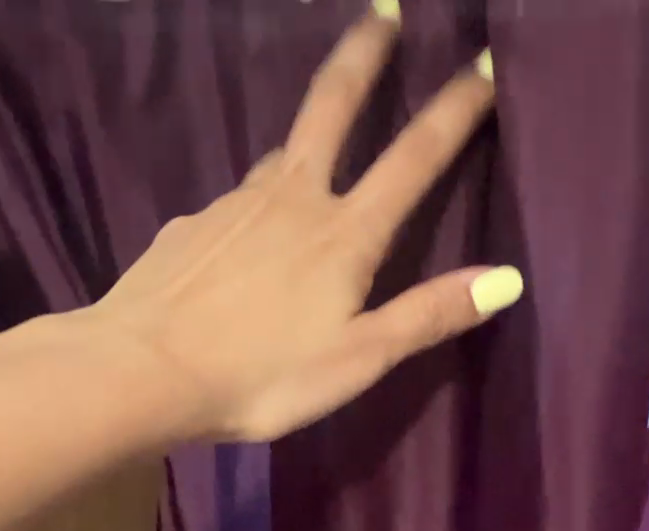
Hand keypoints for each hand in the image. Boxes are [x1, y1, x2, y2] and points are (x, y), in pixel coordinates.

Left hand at [85, 12, 518, 442]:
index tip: (482, 60)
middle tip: (385, 10)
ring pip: (276, 162)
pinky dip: (250, 213)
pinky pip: (232, 208)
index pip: (413, 157)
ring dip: (301, 150)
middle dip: (365, 54)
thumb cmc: (260, 376)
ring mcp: (231, 206)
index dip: (455, 109)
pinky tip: (239, 248)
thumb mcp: (356, 359)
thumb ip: (427, 317)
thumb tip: (506, 278)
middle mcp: (288, 199)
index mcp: (342, 234)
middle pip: (332, 107)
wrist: (142, 374)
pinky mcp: (188, 227)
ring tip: (309, 166)